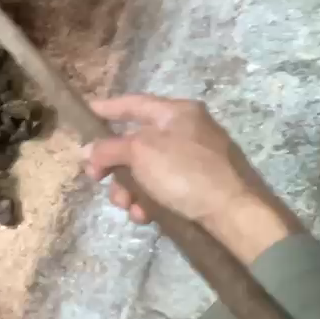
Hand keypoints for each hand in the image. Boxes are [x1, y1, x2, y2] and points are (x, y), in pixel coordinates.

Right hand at [83, 94, 300, 262]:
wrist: (235, 213)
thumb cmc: (185, 172)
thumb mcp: (139, 153)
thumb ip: (107, 148)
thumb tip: (87, 151)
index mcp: (176, 112)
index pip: (133, 103)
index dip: (106, 108)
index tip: (84, 114)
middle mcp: (185, 130)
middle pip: (133, 141)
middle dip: (111, 163)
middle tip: (95, 177)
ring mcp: (192, 158)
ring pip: (143, 169)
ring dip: (127, 188)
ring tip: (127, 206)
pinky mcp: (197, 184)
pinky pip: (160, 186)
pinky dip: (147, 200)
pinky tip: (144, 215)